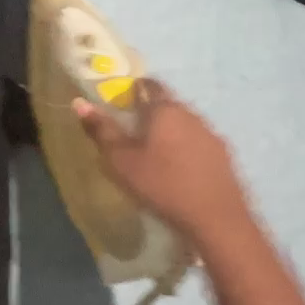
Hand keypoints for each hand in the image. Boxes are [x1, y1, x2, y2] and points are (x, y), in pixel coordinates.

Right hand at [72, 81, 257, 243]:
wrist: (216, 219)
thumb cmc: (160, 184)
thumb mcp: (120, 160)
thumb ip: (101, 130)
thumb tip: (79, 102)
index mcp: (164, 110)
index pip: (149, 85)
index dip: (134, 89)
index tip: (121, 103)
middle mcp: (191, 114)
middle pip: (167, 104)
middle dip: (150, 113)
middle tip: (131, 132)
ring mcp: (211, 134)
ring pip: (184, 123)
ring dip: (169, 131)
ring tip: (154, 153)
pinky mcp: (224, 155)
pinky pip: (198, 142)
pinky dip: (185, 148)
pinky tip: (178, 169)